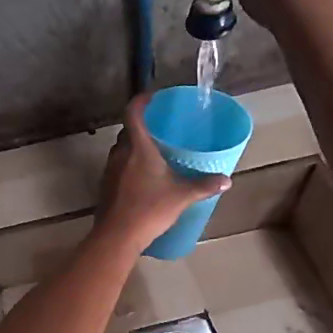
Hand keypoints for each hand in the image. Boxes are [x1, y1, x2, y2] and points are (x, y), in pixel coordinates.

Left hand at [97, 93, 230, 246]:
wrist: (117, 235)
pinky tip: (143, 176)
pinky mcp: (106, 186)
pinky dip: (129, 164)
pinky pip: (118, 166)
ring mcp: (110, 170)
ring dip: (134, 146)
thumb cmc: (149, 209)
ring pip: (121, 149)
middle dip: (140, 126)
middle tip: (158, 128)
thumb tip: (227, 180)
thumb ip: (204, 185)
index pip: (133, 114)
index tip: (151, 97)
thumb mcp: (181, 196)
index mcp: (137, 148)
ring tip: (153, 151)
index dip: (140, 101)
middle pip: (126, 131)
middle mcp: (120, 154)